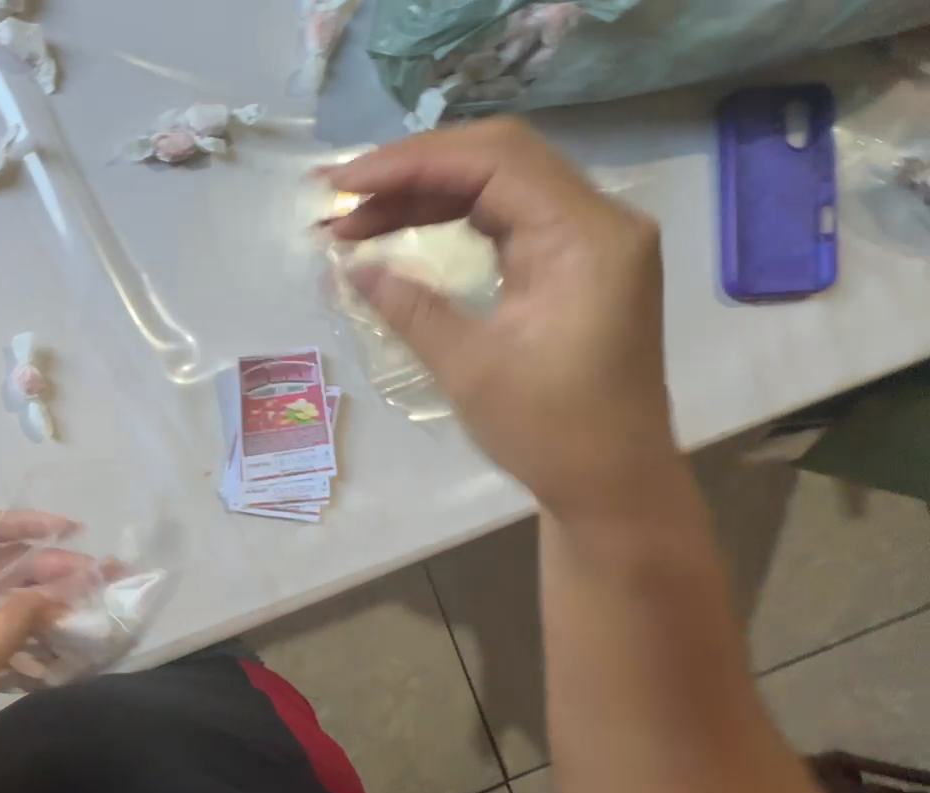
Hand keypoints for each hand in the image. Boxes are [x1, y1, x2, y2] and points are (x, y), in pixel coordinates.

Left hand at [0, 511, 76, 750]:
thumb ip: (26, 611)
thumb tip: (70, 586)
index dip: (29, 523)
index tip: (72, 530)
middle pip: (8, 560)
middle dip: (52, 564)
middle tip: (96, 573)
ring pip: (15, 590)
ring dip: (52, 593)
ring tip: (93, 595)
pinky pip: (14, 617)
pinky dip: (41, 619)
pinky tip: (72, 626)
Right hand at [323, 118, 681, 520]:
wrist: (610, 477)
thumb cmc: (549, 429)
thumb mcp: (468, 368)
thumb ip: (409, 307)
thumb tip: (347, 268)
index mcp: (584, 237)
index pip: (493, 163)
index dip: (410, 164)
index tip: (343, 187)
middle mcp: (595, 220)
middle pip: (495, 160)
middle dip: (410, 170)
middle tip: (338, 196)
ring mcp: (584, 240)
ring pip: (495, 186)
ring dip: (421, 196)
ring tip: (351, 222)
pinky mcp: (568, 263)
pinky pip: (502, 218)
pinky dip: (446, 219)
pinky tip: (398, 233)